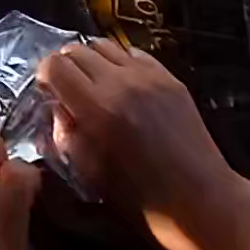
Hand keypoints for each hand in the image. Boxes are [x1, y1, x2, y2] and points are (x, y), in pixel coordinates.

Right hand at [36, 38, 236, 218]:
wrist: (205, 203)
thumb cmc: (144, 203)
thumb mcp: (92, 176)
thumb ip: (67, 136)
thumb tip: (57, 109)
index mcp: (98, 108)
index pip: (56, 65)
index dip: (45, 75)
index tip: (46, 91)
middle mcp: (121, 81)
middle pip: (78, 49)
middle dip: (65, 65)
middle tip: (66, 88)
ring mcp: (148, 75)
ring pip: (105, 45)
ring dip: (92, 60)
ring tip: (93, 83)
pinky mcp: (169, 76)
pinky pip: (133, 54)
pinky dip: (120, 62)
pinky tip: (123, 85)